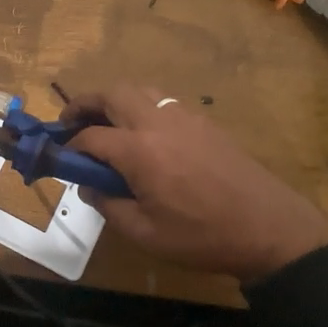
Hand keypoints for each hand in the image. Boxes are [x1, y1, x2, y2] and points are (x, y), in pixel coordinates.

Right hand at [65, 86, 327, 282]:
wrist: (268, 226)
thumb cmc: (202, 236)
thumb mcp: (146, 234)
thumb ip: (109, 206)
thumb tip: (88, 186)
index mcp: (139, 151)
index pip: (90, 137)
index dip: (68, 147)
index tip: (59, 158)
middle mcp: (157, 122)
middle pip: (111, 94)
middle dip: (84, 104)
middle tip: (71, 125)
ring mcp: (183, 116)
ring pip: (138, 90)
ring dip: (114, 101)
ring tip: (105, 126)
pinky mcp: (202, 121)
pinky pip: (161, 100)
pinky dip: (141, 106)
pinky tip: (143, 135)